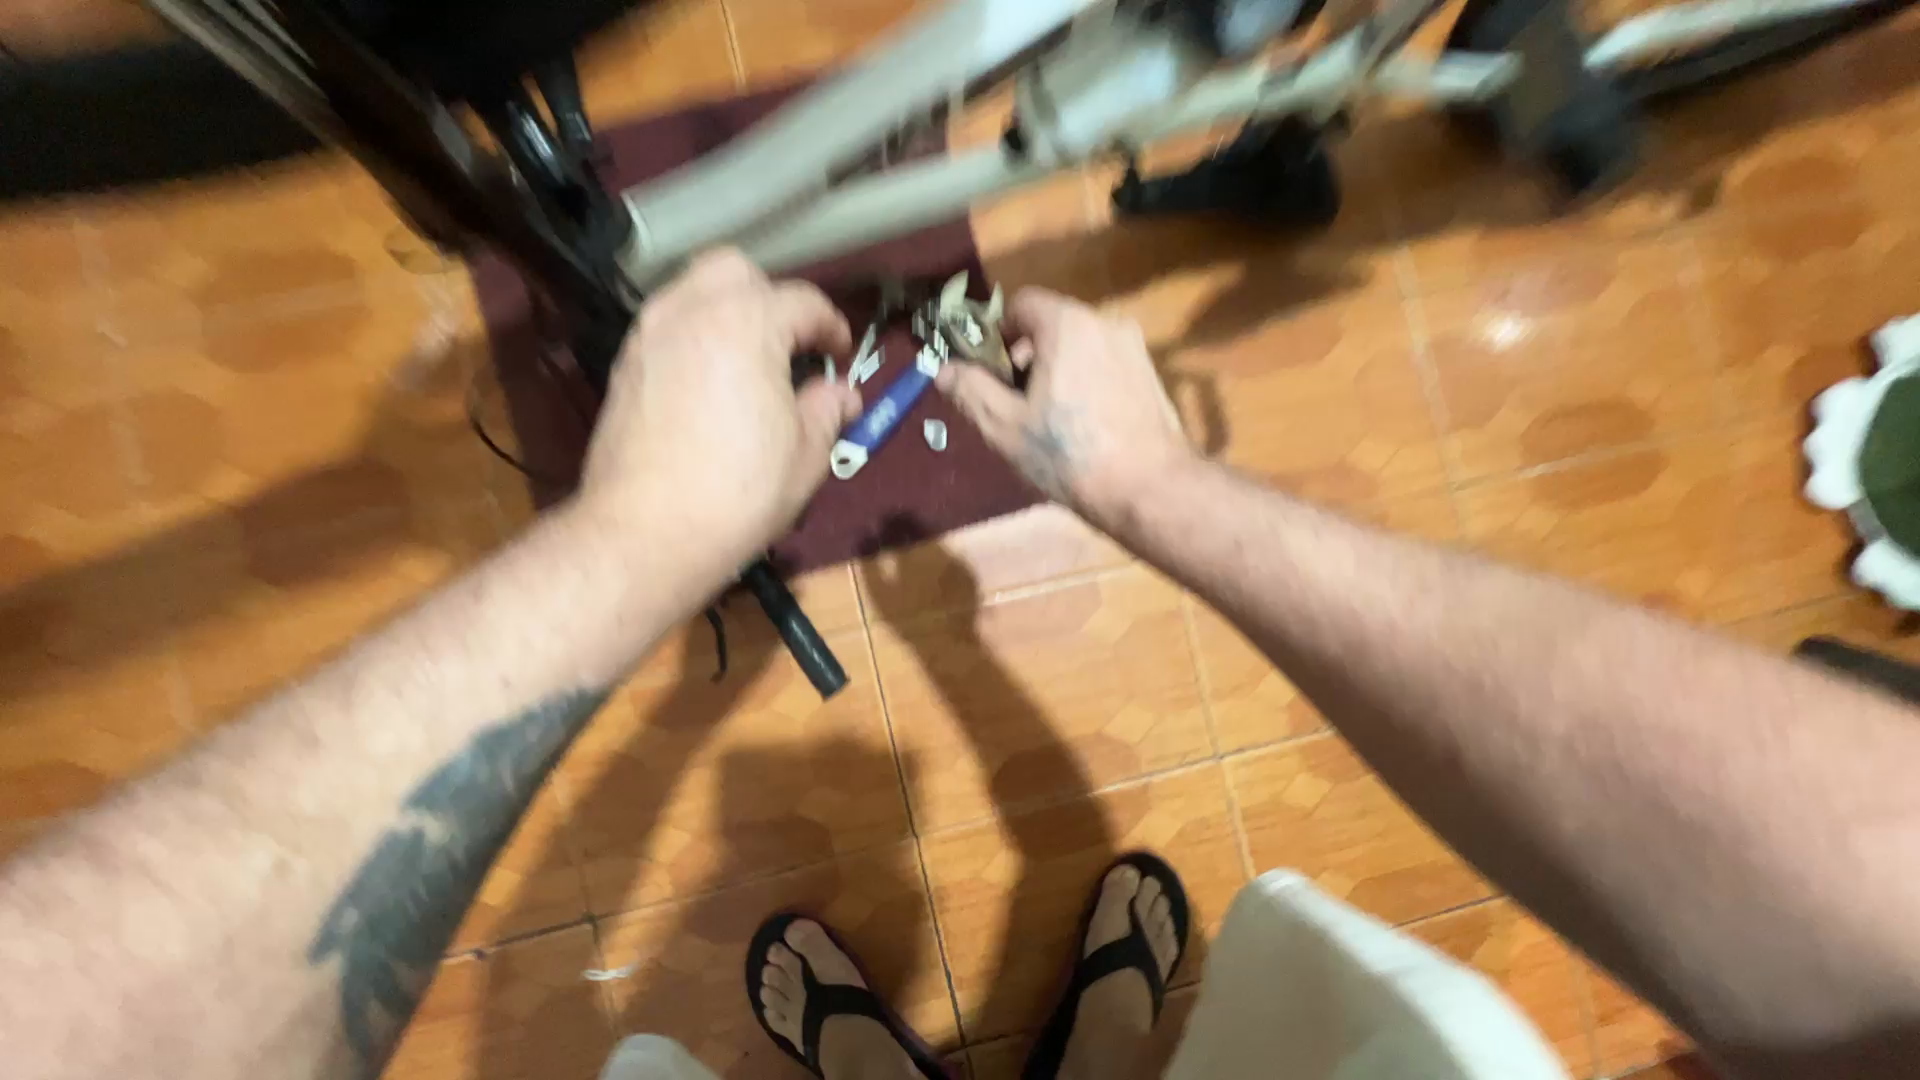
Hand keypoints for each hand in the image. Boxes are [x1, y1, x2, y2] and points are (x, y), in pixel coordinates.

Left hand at [578, 250, 860, 570]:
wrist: (648, 532)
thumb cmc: (741, 491)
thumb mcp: (806, 454)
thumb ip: (828, 410)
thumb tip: (842, 394)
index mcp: (746, 323)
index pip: (802, 301)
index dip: (831, 326)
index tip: (841, 356)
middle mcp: (692, 311)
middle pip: (737, 271)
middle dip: (771, 298)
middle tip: (792, 345)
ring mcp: (649, 335)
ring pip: (694, 291)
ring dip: (730, 312)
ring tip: (751, 361)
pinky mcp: (625, 365)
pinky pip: (669, 327)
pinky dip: (697, 337)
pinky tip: (712, 382)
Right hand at [936, 287, 1193, 525]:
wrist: (1149, 489)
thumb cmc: (1069, 454)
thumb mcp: (1005, 426)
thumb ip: (971, 390)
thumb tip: (944, 370)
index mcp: (1067, 324)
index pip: (1020, 304)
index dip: (996, 336)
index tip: (990, 376)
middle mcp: (1105, 322)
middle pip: (1050, 327)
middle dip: (1025, 359)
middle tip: (1014, 406)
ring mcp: (1133, 349)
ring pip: (1078, 349)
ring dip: (1054, 374)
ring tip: (1047, 423)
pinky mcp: (1150, 376)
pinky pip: (1102, 367)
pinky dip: (1084, 385)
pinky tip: (1081, 429)